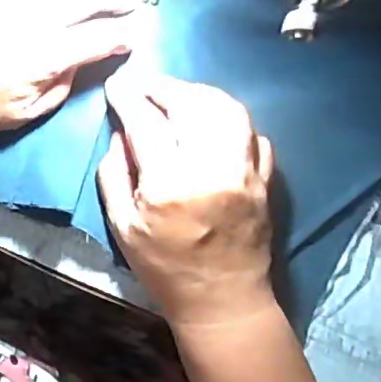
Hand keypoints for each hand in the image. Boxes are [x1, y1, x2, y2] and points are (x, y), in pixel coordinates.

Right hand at [97, 72, 278, 329]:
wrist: (222, 298)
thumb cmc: (161, 265)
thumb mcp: (121, 225)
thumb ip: (115, 174)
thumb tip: (120, 133)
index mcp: (170, 184)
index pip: (147, 122)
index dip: (128, 97)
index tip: (116, 85)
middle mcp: (212, 169)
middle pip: (191, 105)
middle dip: (163, 86)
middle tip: (142, 82)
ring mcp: (245, 171)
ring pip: (227, 110)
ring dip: (198, 93)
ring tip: (174, 92)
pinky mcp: (265, 178)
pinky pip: (250, 132)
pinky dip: (226, 117)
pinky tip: (207, 120)